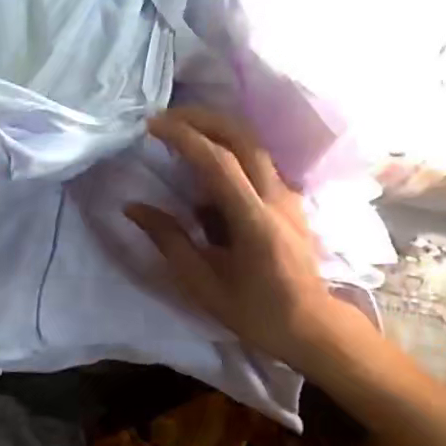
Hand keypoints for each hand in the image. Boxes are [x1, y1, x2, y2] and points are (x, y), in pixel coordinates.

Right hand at [125, 107, 375, 372]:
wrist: (312, 326)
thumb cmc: (255, 312)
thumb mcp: (203, 284)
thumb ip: (169, 240)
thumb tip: (133, 207)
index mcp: (254, 221)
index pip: (218, 162)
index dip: (184, 137)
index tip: (152, 126)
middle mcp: (276, 198)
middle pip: (242, 138)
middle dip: (201, 119)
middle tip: (165, 118)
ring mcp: (288, 196)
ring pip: (253, 145)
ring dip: (216, 129)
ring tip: (180, 133)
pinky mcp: (289, 199)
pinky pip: (257, 161)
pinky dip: (228, 150)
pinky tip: (205, 166)